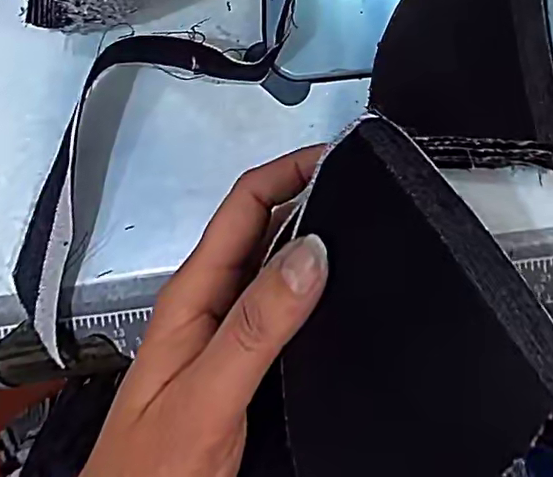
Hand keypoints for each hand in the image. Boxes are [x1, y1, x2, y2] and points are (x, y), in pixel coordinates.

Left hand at [84, 146, 328, 476]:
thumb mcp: (204, 398)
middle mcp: (210, 299)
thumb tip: (313, 250)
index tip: (337, 155)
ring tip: (358, 221)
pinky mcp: (245, 356)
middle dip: (309, 191)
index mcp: (193, 293)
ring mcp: (227, 328)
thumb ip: (256, 324)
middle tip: (359, 182)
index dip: (290, 169)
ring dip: (315, 232)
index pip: (245, 202)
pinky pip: (286, 296)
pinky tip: (339, 285)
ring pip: (277, 257)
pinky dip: (315, 277)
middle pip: (264, 221)